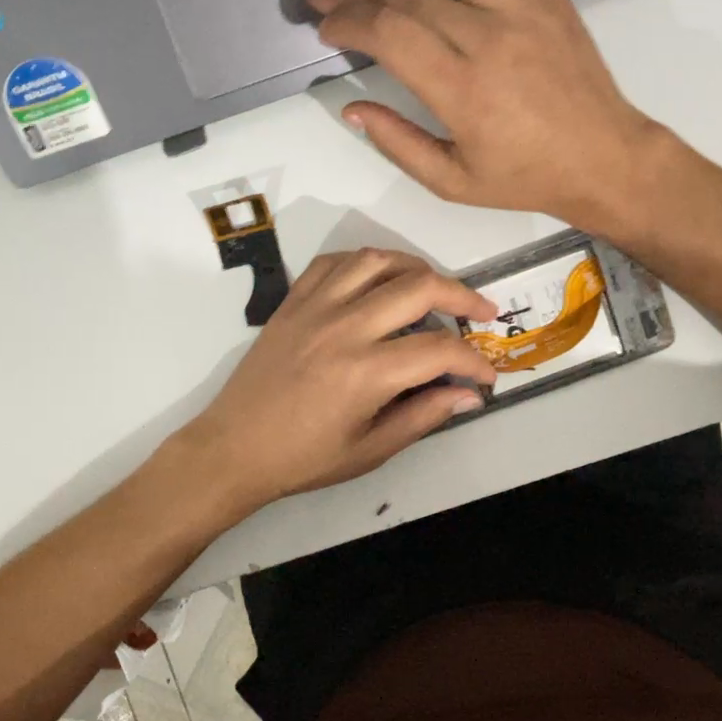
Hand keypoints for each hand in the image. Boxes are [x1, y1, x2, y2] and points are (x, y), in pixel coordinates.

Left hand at [179, 249, 498, 506]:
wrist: (234, 448)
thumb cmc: (303, 459)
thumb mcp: (370, 450)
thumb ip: (423, 416)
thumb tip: (468, 395)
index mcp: (366, 373)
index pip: (440, 350)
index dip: (475, 360)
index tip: (487, 375)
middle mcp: (344, 328)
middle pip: (419, 287)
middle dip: (463, 297)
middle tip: (482, 313)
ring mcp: (315, 309)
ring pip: (378, 261)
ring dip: (418, 268)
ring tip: (436, 289)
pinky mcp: (293, 303)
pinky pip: (335, 263)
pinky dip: (366, 262)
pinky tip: (381, 280)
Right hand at [303, 0, 682, 238]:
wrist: (601, 159)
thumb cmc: (523, 178)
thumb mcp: (451, 182)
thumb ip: (398, 144)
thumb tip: (352, 109)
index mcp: (461, 89)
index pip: (387, 32)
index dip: (346, 21)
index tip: (326, 26)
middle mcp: (490, 36)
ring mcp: (526, 7)